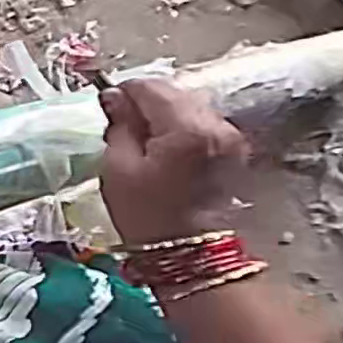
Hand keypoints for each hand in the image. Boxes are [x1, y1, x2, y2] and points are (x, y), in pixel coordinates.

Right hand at [99, 79, 246, 244]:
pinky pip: (200, 122)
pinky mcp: (233, 148)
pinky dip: (180, 127)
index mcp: (185, 127)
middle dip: (145, 102)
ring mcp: (230, 136)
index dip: (124, 93)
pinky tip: (165, 148)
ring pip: (188, 105)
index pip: (150, 87)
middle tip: (123, 125)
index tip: (108, 109)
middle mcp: (215, 123)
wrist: (190, 254)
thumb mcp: (118, 167)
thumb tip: (114, 98)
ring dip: (164, 114)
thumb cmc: (147, 214)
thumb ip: (118, 124)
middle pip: (173, 92)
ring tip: (145, 139)